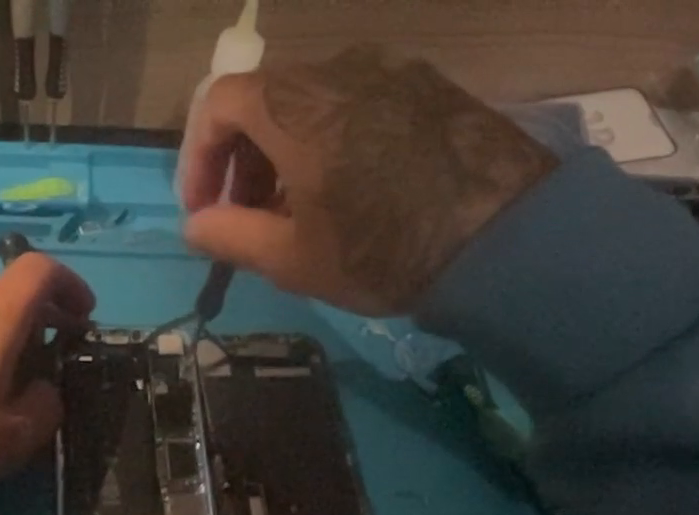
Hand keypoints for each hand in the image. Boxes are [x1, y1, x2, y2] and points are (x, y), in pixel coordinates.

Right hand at [178, 46, 557, 314]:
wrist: (504, 240)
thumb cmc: (379, 251)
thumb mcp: (290, 258)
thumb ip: (229, 236)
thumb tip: (195, 225)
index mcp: (294, 107)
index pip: (218, 104)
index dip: (198, 158)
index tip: (203, 210)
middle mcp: (337, 72)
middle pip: (264, 100)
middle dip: (240, 161)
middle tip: (245, 217)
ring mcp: (390, 73)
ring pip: (310, 103)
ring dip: (283, 153)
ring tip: (295, 211)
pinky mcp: (429, 88)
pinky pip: (356, 105)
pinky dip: (329, 143)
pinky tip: (346, 193)